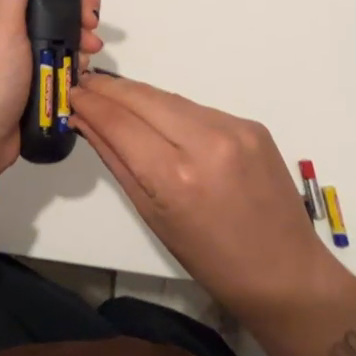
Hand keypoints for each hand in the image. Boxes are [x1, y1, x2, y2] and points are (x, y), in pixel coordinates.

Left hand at [0, 0, 110, 191]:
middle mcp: (12, 21)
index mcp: (1, 4)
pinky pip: (64, 54)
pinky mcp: (35, 73)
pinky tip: (83, 66)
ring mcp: (23, 48)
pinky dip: (78, 55)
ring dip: (83, 31)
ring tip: (90, 48)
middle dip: (82, 3)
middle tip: (91, 22)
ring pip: (64, 26)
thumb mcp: (4, 24)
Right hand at [69, 73, 343, 319]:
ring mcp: (233, 129)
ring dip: (137, 95)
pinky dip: (171, 109)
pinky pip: (196, 108)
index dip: (90, 102)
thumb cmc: (209, 257)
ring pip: (168, 97)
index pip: (119, 122)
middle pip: (142, 98)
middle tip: (84, 83)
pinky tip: (159, 118)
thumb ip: (115, 158)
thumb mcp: (151, 214)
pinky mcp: (251, 124)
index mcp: (175, 177)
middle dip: (109, 88)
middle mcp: (206, 143)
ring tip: (113, 96)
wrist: (284, 272)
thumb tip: (84, 119)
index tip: (70, 91)